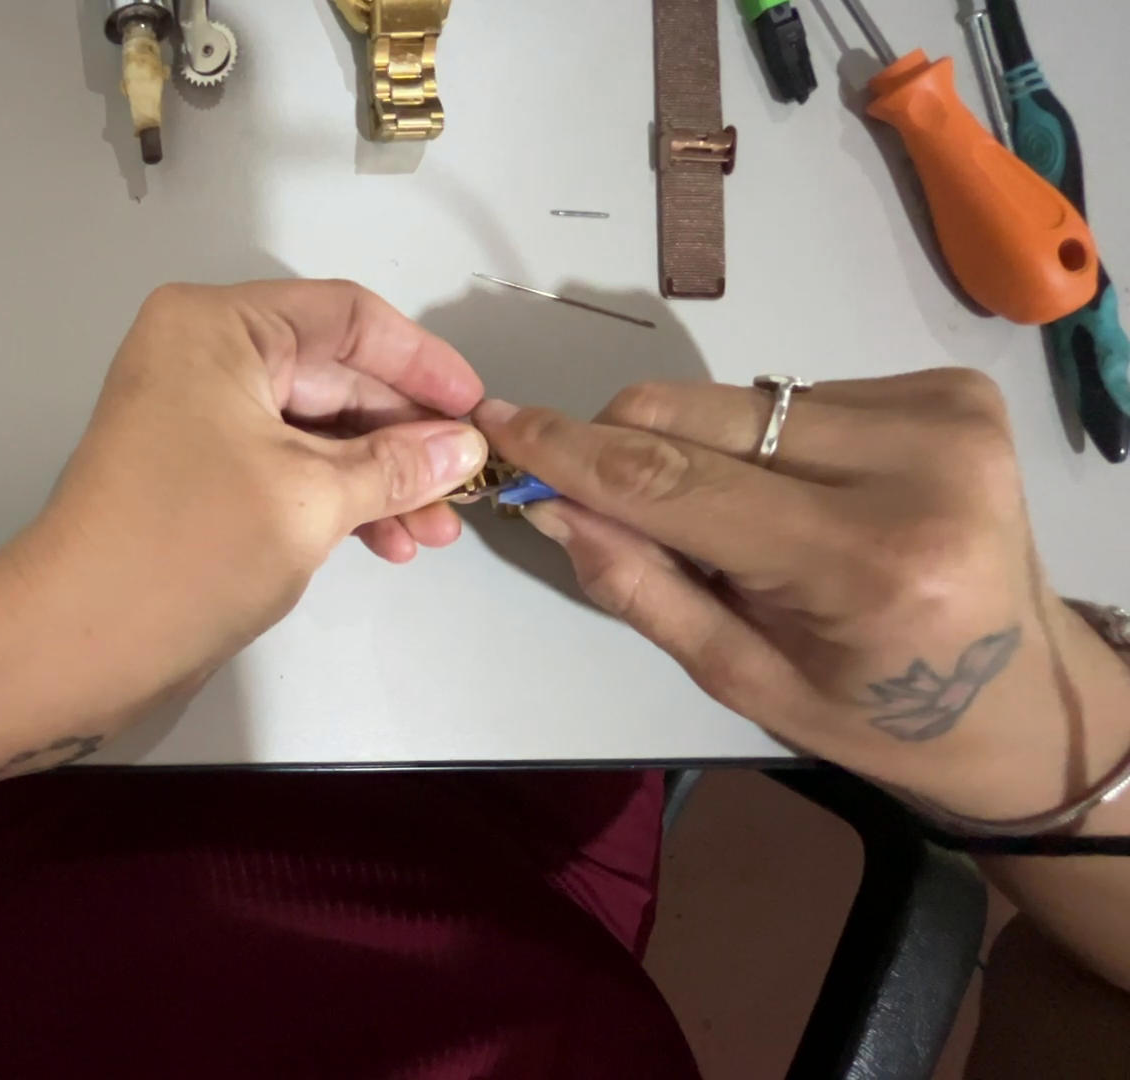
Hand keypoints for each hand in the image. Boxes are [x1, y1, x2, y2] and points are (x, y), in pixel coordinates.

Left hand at [17, 281, 487, 688]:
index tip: (475, 410)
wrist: (83, 639)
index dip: (420, 362)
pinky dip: (333, 500)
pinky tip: (385, 541)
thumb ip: (397, 466)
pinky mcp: (199, 474)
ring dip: (376, 480)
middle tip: (464, 488)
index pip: (346, 318)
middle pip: (332, 379)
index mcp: (217, 327)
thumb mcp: (311, 498)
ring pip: (312, 433)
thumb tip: (464, 447)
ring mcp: (198, 419)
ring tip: (433, 531)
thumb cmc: (191, 548)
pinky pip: (283, 468)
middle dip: (403, 439)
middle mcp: (203, 358)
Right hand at [476, 369, 1129, 820]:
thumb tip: (548, 502)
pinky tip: (770, 491)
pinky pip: (768, 395)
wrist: (1031, 698)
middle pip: (684, 413)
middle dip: (609, 447)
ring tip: (711, 515)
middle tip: (589, 499)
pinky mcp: (943, 390)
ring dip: (674, 447)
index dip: (567, 450)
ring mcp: (940, 412)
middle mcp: (916, 461)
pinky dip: (732, 440)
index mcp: (866, 559)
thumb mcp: (728, 673)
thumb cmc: (866, 710)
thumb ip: (631, 582)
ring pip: (717, 397)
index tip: (495, 423)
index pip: (669, 481)